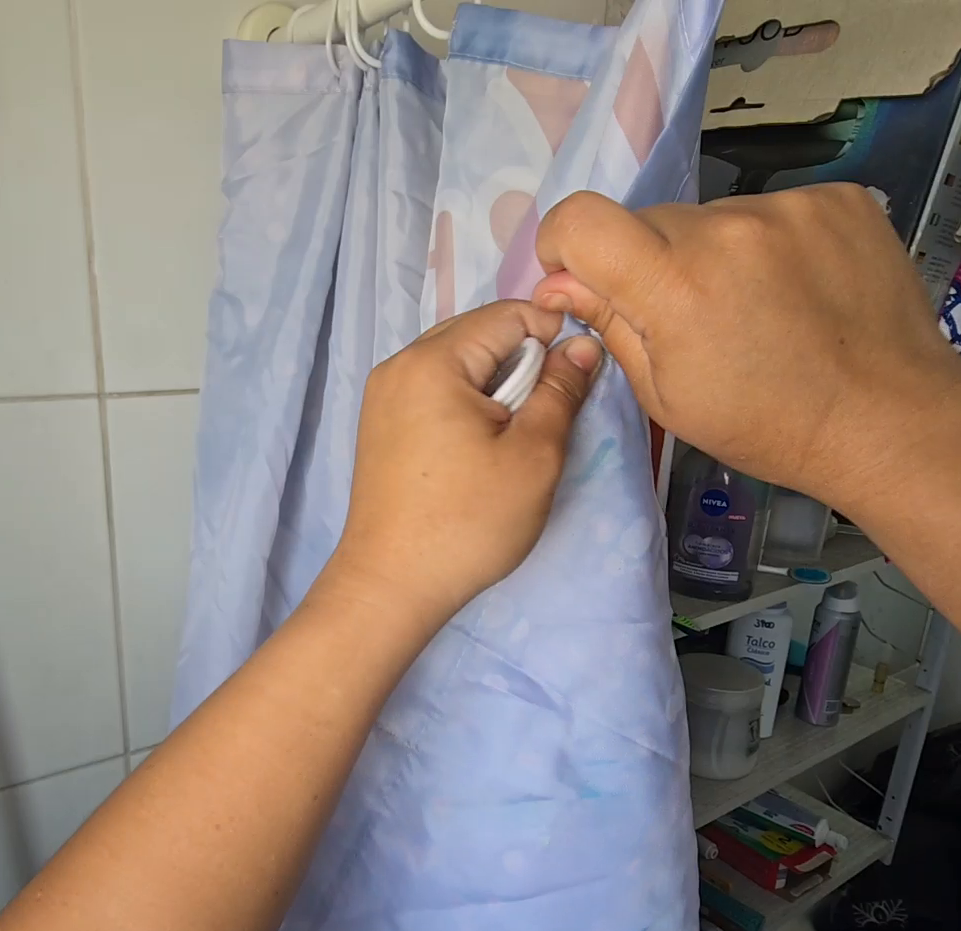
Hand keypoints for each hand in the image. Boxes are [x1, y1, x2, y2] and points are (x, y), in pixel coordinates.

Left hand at [317, 300, 603, 625]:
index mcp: (433, 361)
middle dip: (520, 363)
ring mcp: (382, 396)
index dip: (553, 337)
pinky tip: (473, 449)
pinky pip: (431, 391)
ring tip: (507, 439)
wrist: (390, 585)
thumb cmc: (468, 523)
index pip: (509, 314)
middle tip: (540, 418)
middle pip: (477, 334)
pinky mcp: (378, 426)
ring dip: (493, 386)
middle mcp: (398, 365)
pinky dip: (463, 404)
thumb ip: (561, 391)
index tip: (571, 385)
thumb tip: (582, 346)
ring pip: (455, 364)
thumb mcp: (533, 456)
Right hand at [532, 186, 960, 505]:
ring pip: (707, 218)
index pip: (581, 219)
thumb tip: (557, 282)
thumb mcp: (663, 394)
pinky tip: (789, 290)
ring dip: (705, 255)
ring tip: (748, 308)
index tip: (578, 276)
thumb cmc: (760, 424)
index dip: (562, 242)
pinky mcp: (838, 198)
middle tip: (679, 318)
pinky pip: (765, 211)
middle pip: (646, 222)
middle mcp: (728, 226)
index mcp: (675, 285)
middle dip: (643, 264)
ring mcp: (790, 205)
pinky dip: (760, 245)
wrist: (887, 418)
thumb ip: (610, 324)